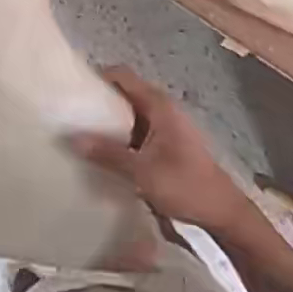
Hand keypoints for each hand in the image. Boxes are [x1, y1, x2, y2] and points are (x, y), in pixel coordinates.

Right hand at [71, 67, 256, 235]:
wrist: (224, 216)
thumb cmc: (187, 186)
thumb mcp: (142, 171)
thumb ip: (107, 153)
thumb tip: (70, 138)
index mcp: (159, 106)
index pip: (121, 75)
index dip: (96, 76)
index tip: (71, 87)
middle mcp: (161, 110)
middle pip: (122, 93)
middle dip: (96, 100)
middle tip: (69, 111)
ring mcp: (163, 127)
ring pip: (127, 114)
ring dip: (105, 121)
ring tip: (77, 130)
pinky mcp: (163, 145)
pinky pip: (133, 131)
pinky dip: (116, 136)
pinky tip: (99, 150)